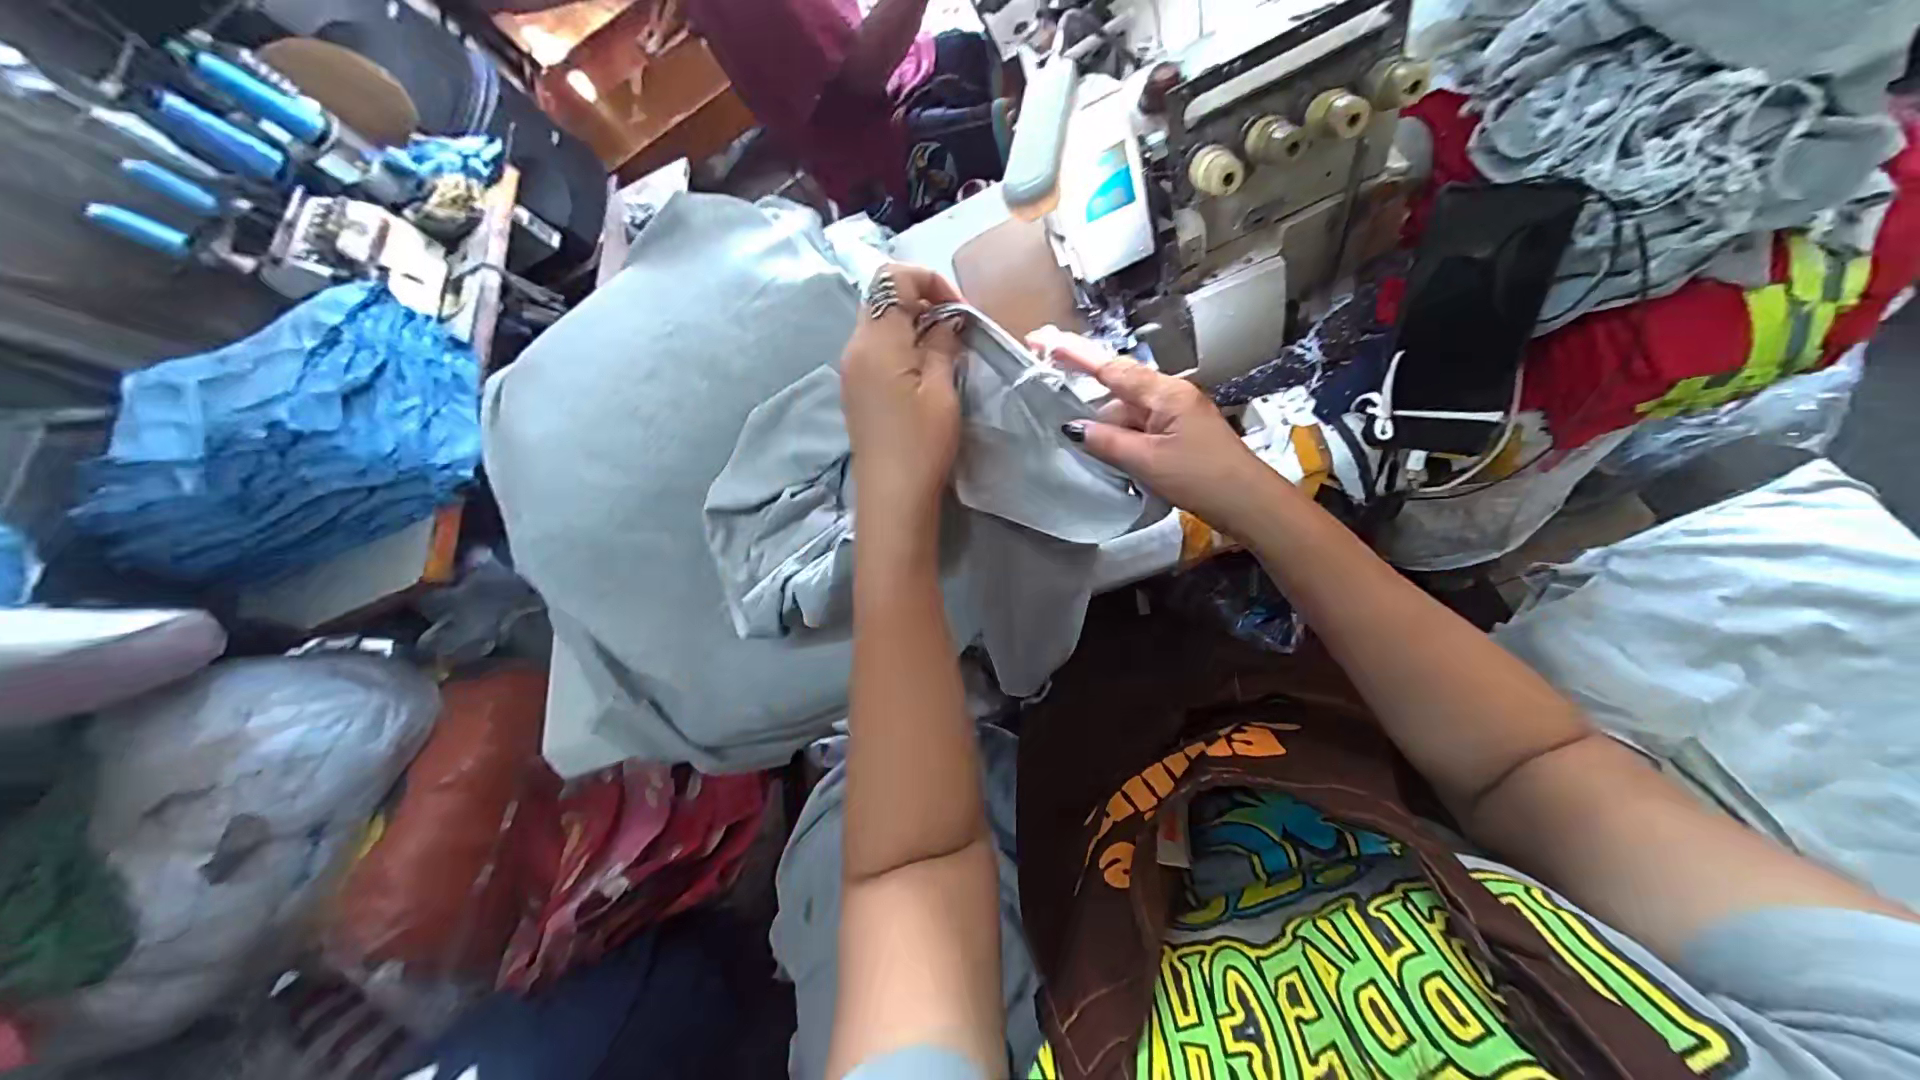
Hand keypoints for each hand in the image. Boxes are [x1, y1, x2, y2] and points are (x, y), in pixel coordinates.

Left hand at [842, 263, 965, 535]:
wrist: (892, 497)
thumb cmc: (922, 444)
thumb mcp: (942, 391)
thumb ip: (942, 345)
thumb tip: (945, 321)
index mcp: (876, 341)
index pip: (893, 278)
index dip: (929, 281)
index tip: (959, 310)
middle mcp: (854, 348)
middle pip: (882, 297)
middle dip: (921, 299)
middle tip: (954, 328)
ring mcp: (850, 370)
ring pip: (878, 322)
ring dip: (911, 323)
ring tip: (943, 350)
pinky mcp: (854, 389)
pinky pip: (874, 349)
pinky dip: (900, 345)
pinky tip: (923, 370)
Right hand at [1031, 328, 1281, 538]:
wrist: (1249, 502)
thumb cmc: (1201, 478)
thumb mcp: (1148, 462)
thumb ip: (1108, 442)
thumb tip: (1073, 428)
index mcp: (1164, 393)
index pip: (1110, 368)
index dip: (1073, 354)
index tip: (1041, 339)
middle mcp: (1169, 395)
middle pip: (1117, 387)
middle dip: (1084, 388)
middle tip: (1047, 381)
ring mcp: (1176, 414)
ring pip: (1127, 411)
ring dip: (1104, 424)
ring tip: (1076, 440)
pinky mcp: (1179, 433)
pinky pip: (1139, 426)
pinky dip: (1120, 436)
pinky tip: (1105, 451)